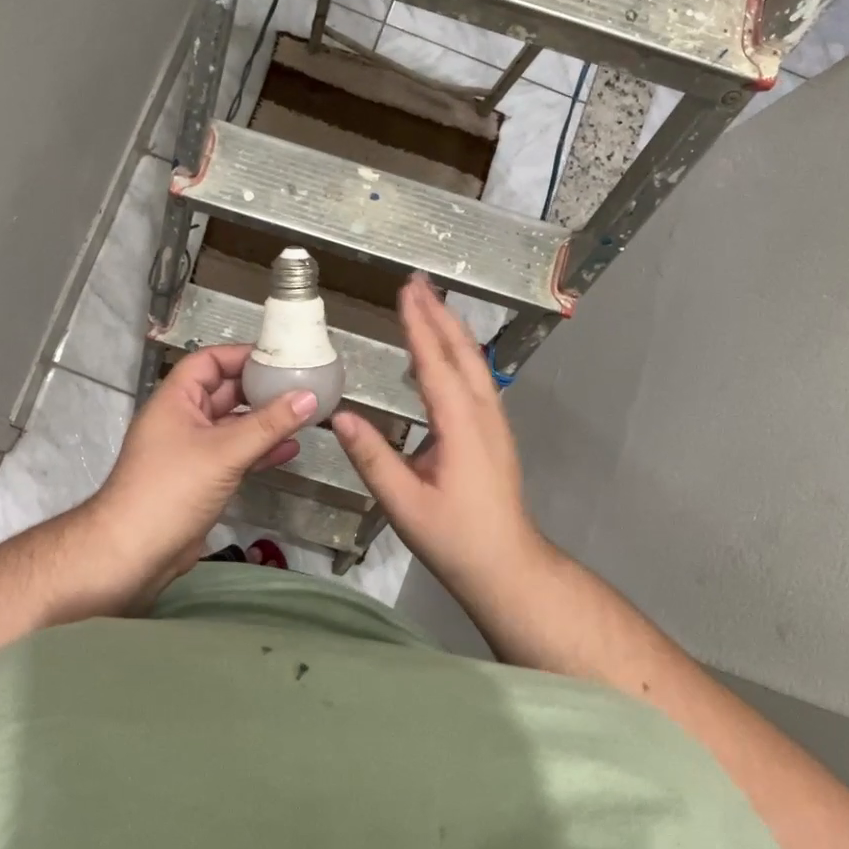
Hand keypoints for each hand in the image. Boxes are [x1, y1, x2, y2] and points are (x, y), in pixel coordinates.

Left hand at [86, 345, 317, 606]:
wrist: (135, 551)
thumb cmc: (172, 489)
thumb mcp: (224, 451)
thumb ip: (268, 424)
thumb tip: (310, 396)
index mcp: (175, 399)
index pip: (209, 361)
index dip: (242, 355)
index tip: (280, 356)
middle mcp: (182, 419)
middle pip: (224, 392)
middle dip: (260, 388)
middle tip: (302, 382)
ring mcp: (192, 451)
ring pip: (233, 426)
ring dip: (265, 421)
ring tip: (305, 414)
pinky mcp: (202, 479)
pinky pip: (235, 455)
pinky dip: (260, 450)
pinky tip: (290, 449)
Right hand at [329, 276, 551, 583]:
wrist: (507, 566)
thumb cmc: (455, 538)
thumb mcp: (405, 504)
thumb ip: (373, 459)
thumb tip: (341, 417)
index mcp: (461, 426)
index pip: (436, 364)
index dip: (420, 324)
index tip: (407, 290)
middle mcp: (483, 415)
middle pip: (462, 353)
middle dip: (439, 314)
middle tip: (418, 282)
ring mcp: (494, 423)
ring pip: (474, 364)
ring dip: (451, 330)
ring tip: (429, 305)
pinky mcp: (494, 434)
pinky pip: (475, 380)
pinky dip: (457, 355)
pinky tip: (443, 357)